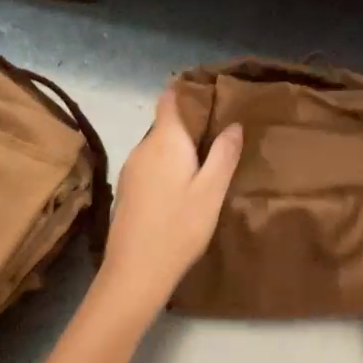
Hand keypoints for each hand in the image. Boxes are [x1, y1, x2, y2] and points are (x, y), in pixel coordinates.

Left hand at [97, 86, 243, 307]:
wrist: (136, 271)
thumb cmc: (179, 227)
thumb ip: (223, 155)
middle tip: (223, 130)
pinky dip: (169, 164)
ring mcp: (132, 169)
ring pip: (159, 145)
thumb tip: (234, 124)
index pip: (170, 99)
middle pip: (166, 123)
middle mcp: (143, 148)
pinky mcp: (128, 189)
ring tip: (209, 157)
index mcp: (164, 141)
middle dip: (191, 122)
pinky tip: (185, 184)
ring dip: (181, 146)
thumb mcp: (212, 191)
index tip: (213, 94)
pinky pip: (152, 164)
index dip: (189, 91)